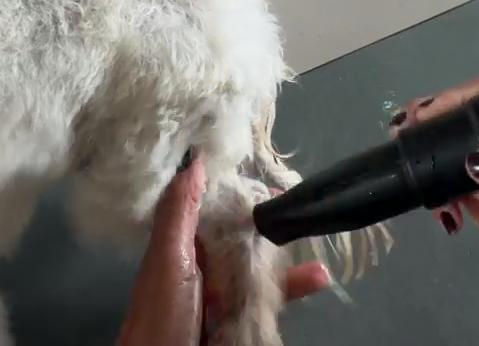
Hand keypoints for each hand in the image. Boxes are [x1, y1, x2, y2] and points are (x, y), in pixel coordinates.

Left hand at [115, 152, 331, 345]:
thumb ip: (180, 210)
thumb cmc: (161, 313)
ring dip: (285, 250)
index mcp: (181, 242)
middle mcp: (202, 263)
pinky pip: (270, 297)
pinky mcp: (238, 319)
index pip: (210, 203)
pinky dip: (294, 286)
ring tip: (310, 232)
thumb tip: (196, 158)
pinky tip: (317, 277)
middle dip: (266, 216)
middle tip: (295, 201)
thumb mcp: (168, 257)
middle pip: (239, 231)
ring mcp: (222, 292)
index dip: (235, 185)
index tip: (262, 171)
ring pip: (258, 262)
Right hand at [394, 79, 478, 345]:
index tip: (425, 112)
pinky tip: (435, 206)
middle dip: (434, 122)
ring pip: (455, 154)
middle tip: (404, 131)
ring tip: (410, 163)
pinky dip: (435, 192)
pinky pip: (452, 190)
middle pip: (468, 123)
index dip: (456, 100)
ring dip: (430, 156)